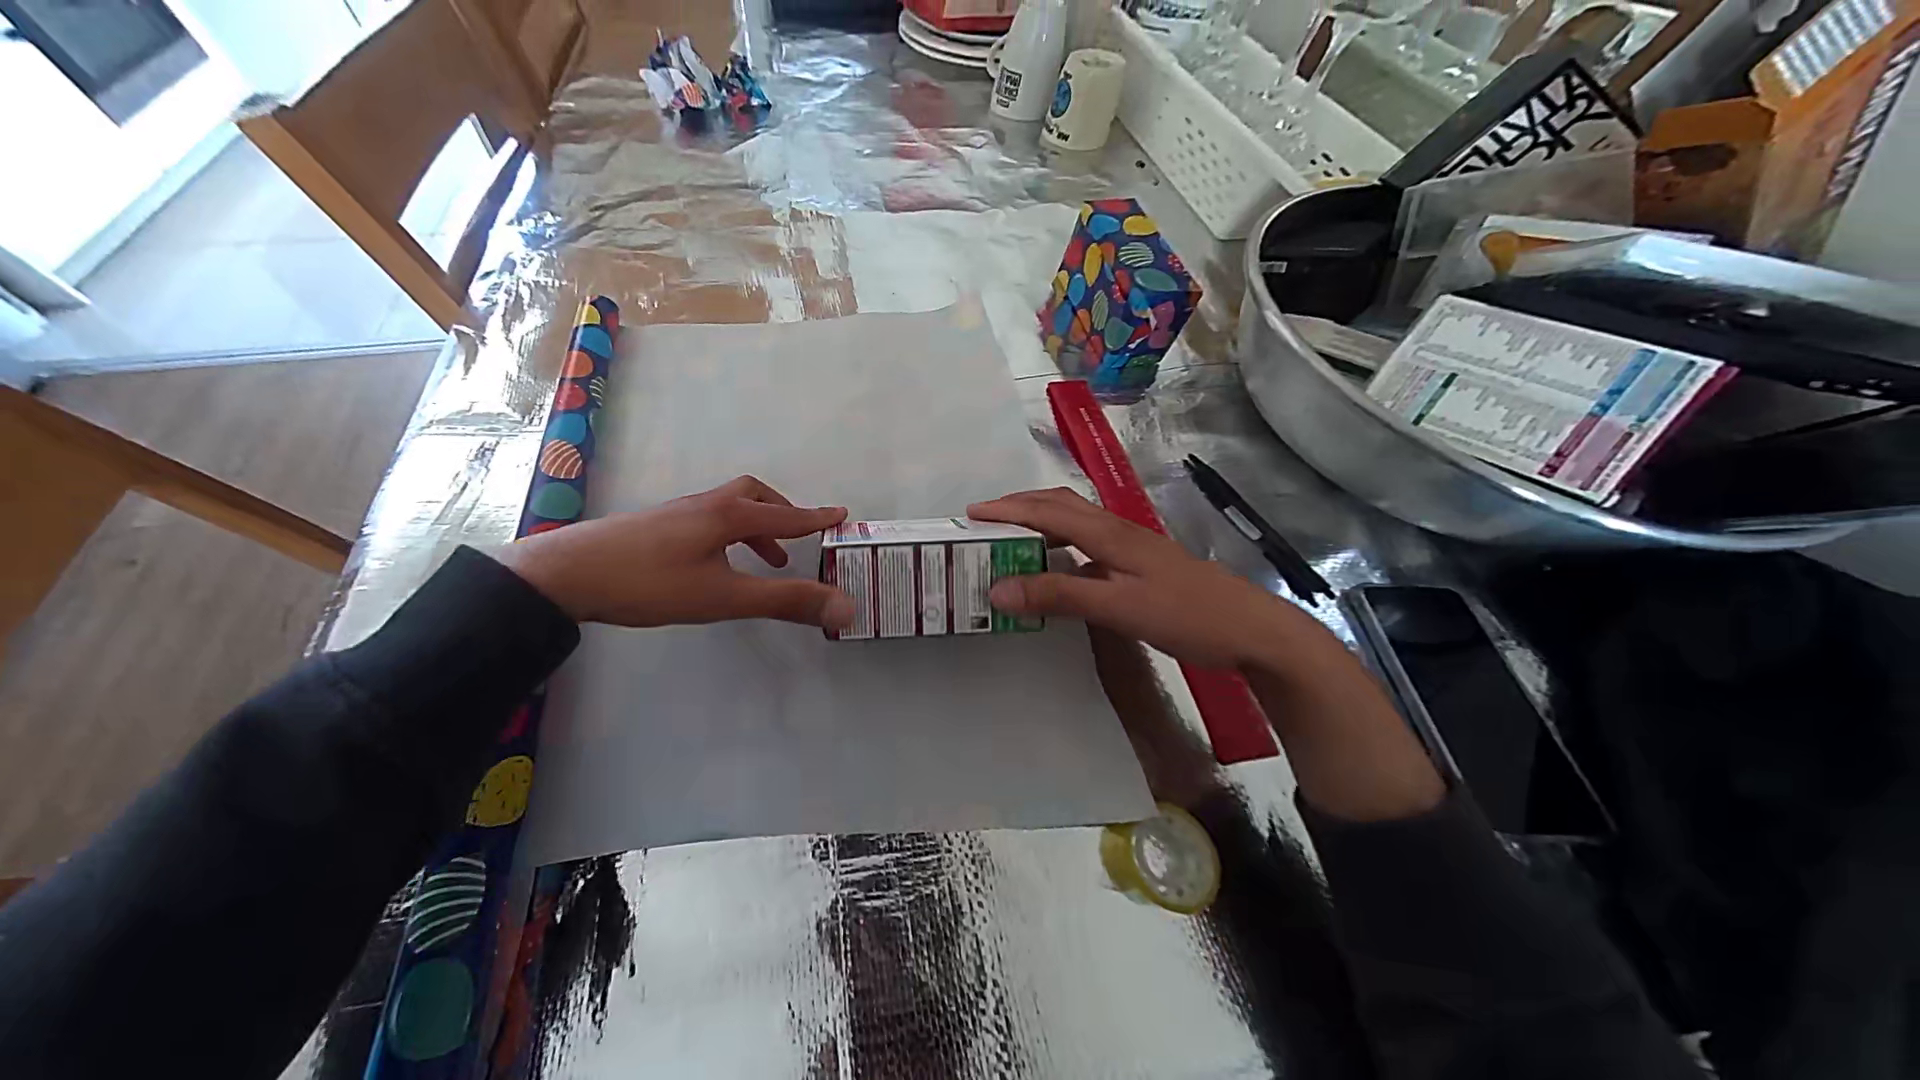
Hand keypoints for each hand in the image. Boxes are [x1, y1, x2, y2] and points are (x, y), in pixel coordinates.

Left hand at [497, 475, 853, 629]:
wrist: (566, 574)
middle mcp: (704, 506)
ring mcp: (675, 514)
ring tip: (764, 561)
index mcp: (726, 516)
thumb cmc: (651, 582)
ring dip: (754, 528)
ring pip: (727, 509)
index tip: (841, 514)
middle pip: (753, 496)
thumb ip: (785, 600)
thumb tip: (845, 607)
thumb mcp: (724, 596)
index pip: (784, 515)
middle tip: (797, 539)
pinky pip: (706, 521)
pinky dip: (728, 536)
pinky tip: (714, 564)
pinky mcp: (654, 527)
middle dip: (782, 514)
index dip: (815, 518)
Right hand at [967, 488, 1336, 671]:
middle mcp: (1118, 532)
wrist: (1250, 630)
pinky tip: (1057, 572)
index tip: (970, 514)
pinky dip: (1061, 550)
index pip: (1049, 511)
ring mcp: (1132, 549)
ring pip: (1076, 526)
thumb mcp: (1117, 606)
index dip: (1008, 509)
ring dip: (1040, 525)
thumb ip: (1059, 595)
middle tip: (984, 521)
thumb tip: (998, 590)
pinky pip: (1089, 548)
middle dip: (1021, 508)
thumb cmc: (1186, 614)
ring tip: (1011, 540)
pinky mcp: (1141, 568)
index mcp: (1110, 534)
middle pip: (1062, 507)